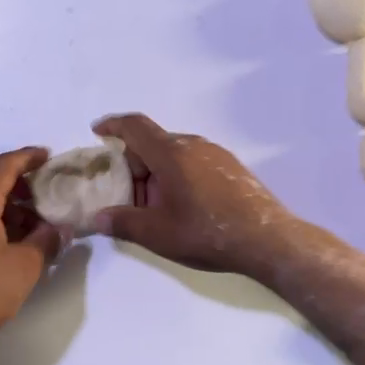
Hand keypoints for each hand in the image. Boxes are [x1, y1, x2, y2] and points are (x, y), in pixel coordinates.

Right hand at [91, 113, 304, 277]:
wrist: (267, 239)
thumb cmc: (207, 232)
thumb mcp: (157, 234)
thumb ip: (124, 222)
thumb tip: (98, 218)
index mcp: (171, 153)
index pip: (135, 127)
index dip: (113, 126)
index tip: (97, 132)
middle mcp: (192, 145)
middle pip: (153, 143)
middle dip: (134, 163)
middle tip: (126, 194)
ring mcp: (215, 154)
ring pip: (174, 154)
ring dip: (156, 172)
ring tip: (154, 206)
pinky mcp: (230, 167)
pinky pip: (193, 162)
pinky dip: (177, 175)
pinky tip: (183, 206)